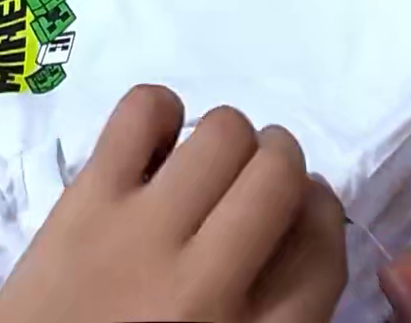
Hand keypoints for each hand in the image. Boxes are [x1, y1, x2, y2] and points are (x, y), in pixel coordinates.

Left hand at [0, 84, 346, 322]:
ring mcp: (144, 232)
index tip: (299, 206)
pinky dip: (159, 107)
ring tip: (205, 157)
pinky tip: (156, 137)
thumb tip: (290, 229)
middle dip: (278, 159)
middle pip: (278, 176)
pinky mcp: (89, 197)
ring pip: (222, 133)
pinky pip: (141, 111)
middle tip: (252, 175)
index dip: (319, 211)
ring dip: (228, 135)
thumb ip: (271, 314)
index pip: (321, 249)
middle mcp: (210, 283)